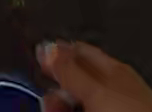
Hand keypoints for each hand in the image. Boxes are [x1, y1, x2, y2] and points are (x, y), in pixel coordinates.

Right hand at [37, 41, 151, 111]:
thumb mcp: (96, 92)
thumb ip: (70, 69)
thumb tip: (46, 47)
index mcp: (114, 70)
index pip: (79, 50)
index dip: (57, 52)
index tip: (37, 60)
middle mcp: (114, 89)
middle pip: (77, 79)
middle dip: (58, 86)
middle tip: (46, 99)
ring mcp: (114, 108)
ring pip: (81, 101)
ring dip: (62, 104)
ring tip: (53, 109)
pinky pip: (87, 111)